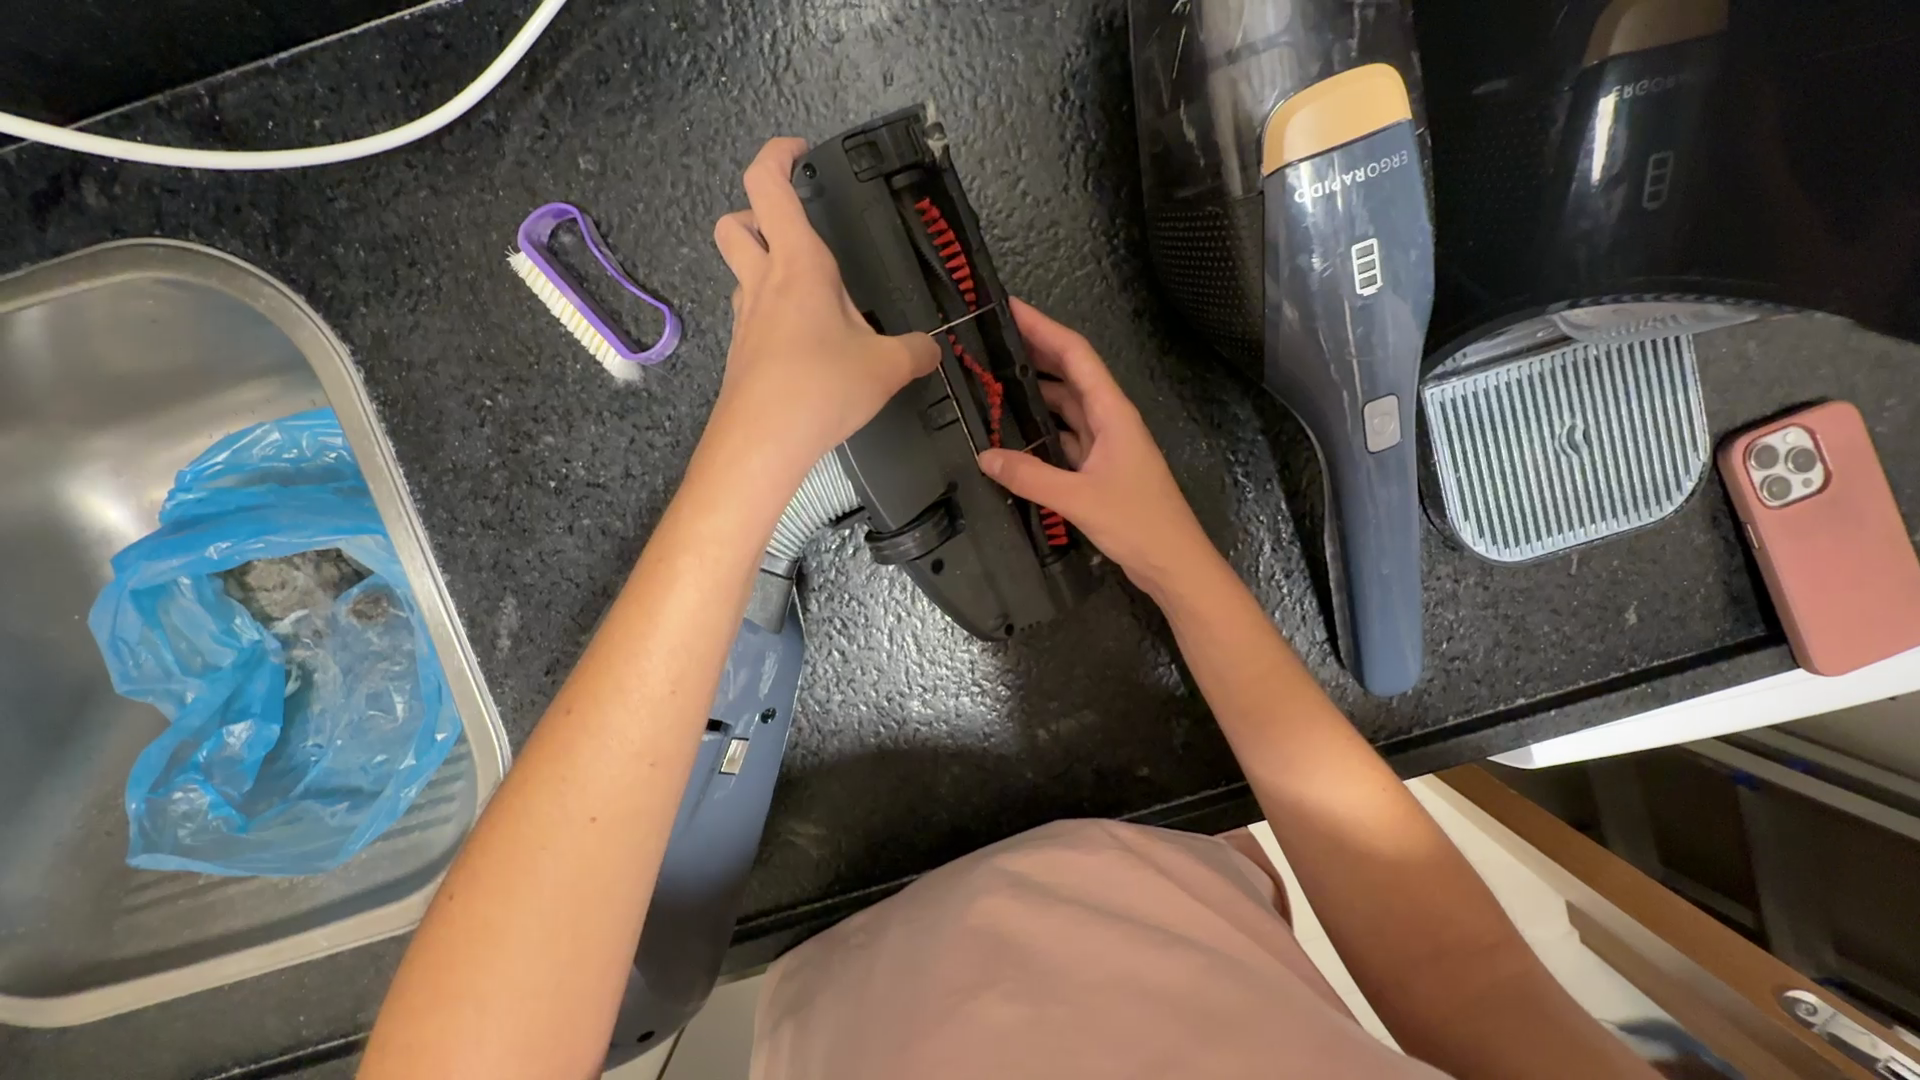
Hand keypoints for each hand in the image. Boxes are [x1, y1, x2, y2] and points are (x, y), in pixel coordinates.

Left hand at [710, 137, 939, 467]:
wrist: (762, 443)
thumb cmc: (821, 389)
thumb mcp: (886, 368)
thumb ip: (916, 351)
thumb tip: (932, 350)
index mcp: (798, 265)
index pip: (768, 184)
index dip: (778, 155)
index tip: (800, 152)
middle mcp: (763, 282)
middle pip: (734, 222)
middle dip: (757, 213)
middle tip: (795, 230)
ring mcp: (746, 319)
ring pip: (741, 272)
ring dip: (766, 267)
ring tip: (813, 296)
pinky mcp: (743, 353)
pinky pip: (753, 316)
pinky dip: (774, 314)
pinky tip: (807, 345)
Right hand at [977, 299, 1217, 595]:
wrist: (1174, 564)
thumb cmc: (1138, 523)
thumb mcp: (1078, 498)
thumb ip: (1029, 476)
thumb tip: (984, 457)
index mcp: (1112, 412)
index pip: (1075, 355)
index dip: (1043, 327)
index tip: (1008, 308)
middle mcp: (1110, 420)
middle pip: (1069, 375)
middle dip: (1034, 354)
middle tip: (989, 342)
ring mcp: (1106, 446)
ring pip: (1065, 408)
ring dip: (1035, 394)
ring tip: (993, 383)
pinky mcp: (1100, 470)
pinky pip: (1065, 439)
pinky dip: (1040, 432)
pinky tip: (1014, 436)